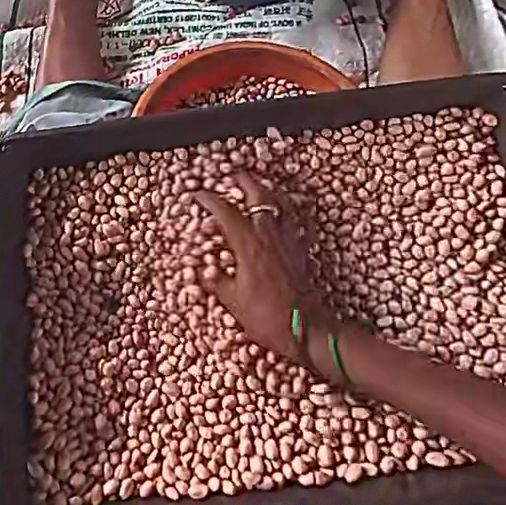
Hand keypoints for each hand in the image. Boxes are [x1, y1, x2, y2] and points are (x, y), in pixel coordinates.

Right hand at [191, 173, 324, 365]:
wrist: (306, 329)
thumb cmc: (268, 317)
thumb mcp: (233, 301)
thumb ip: (218, 282)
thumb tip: (205, 273)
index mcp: (249, 245)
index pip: (226, 212)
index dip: (210, 200)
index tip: (198, 194)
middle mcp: (270, 236)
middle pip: (258, 196)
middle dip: (244, 182)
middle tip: (233, 175)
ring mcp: (289, 241)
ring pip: (281, 204)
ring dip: (268, 192)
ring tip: (259, 187)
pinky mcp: (301, 251)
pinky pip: (295, 222)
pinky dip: (288, 212)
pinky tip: (284, 215)